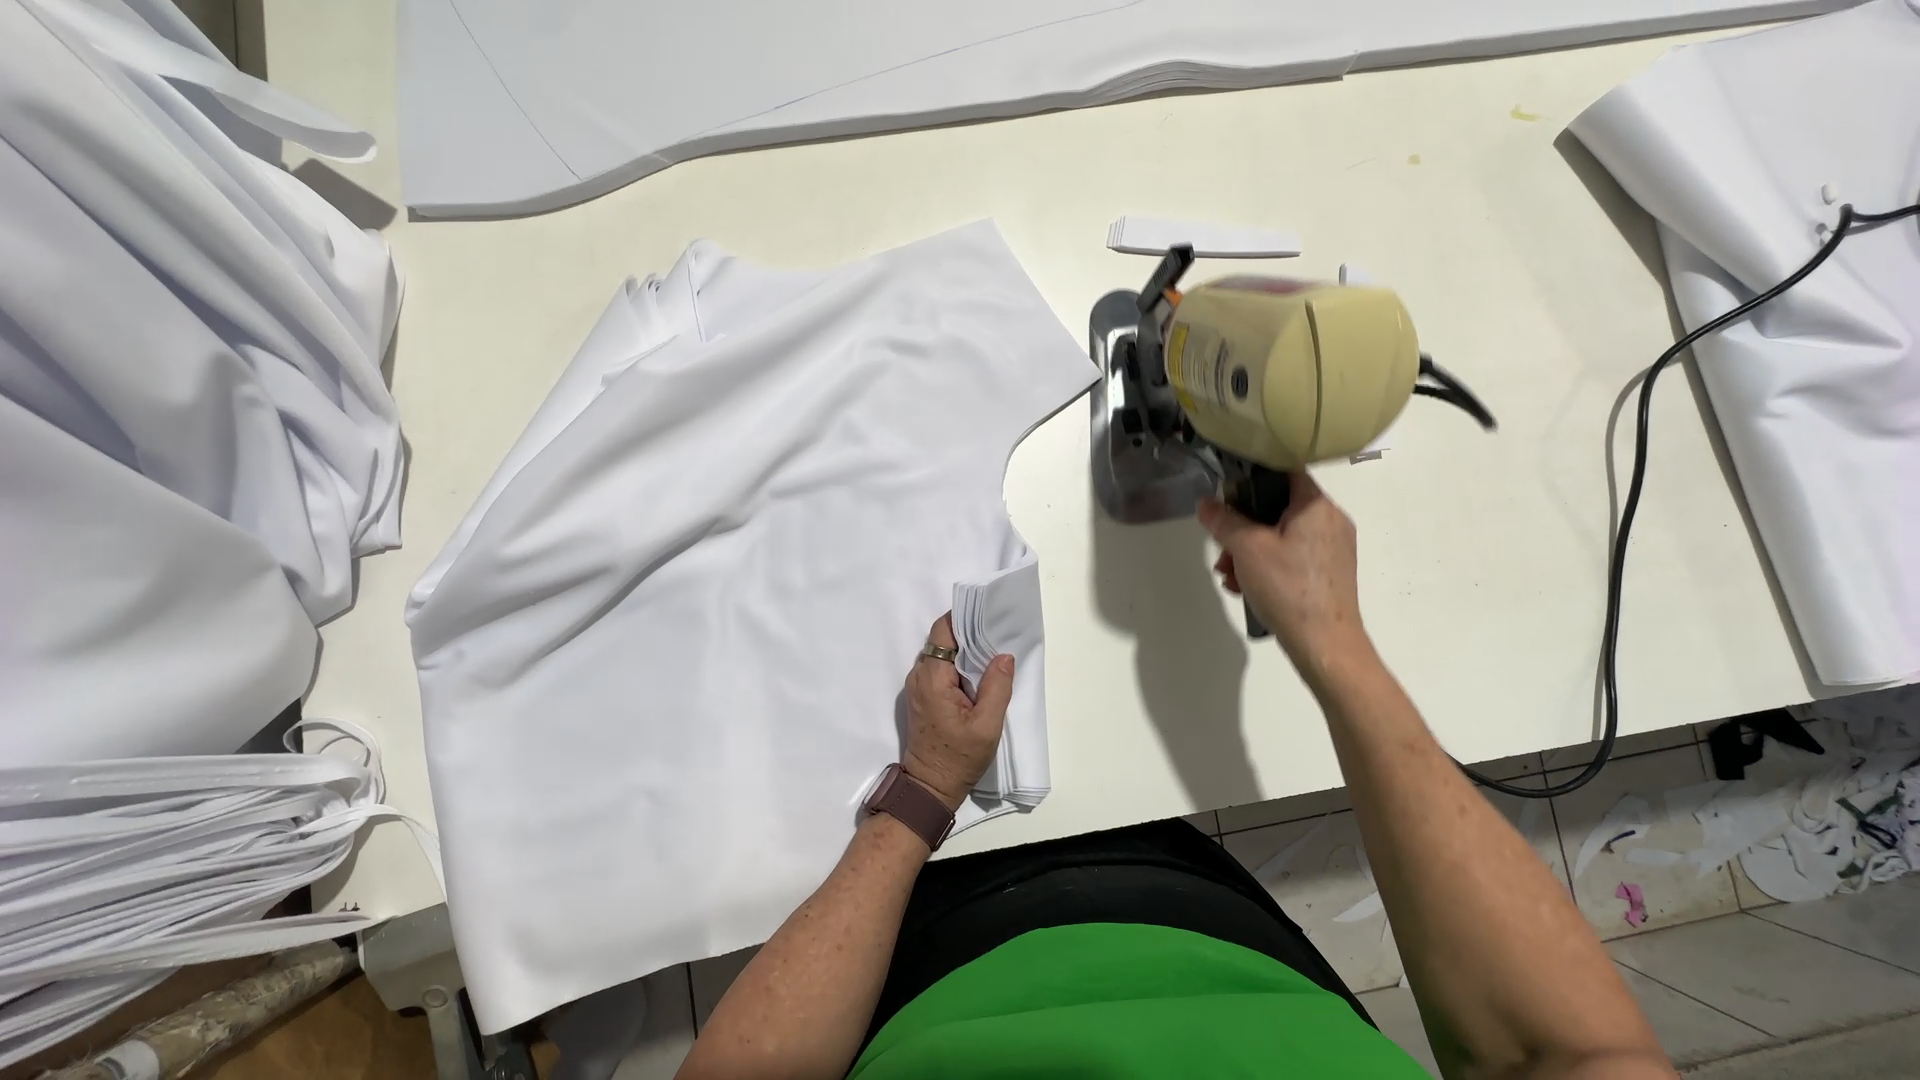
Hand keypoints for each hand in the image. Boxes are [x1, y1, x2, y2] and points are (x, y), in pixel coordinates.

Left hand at [902, 614, 1012, 809]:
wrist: (931, 786)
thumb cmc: (958, 758)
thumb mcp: (987, 725)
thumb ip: (996, 687)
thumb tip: (1003, 656)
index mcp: (932, 679)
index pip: (942, 633)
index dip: (962, 620)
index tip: (986, 616)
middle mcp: (919, 677)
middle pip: (941, 641)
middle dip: (967, 634)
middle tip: (995, 633)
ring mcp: (918, 687)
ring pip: (940, 654)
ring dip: (963, 651)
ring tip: (991, 651)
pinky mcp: (923, 696)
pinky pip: (939, 669)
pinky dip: (957, 665)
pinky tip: (979, 672)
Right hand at [1198, 471, 1367, 669]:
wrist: (1324, 642)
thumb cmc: (1287, 586)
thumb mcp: (1246, 549)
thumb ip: (1224, 521)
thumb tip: (1206, 503)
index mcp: (1317, 505)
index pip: (1285, 472)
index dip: (1253, 477)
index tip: (1228, 493)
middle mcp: (1331, 521)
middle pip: (1278, 509)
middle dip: (1243, 528)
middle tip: (1223, 549)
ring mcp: (1333, 549)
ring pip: (1282, 536)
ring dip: (1249, 552)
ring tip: (1229, 576)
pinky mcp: (1330, 573)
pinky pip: (1292, 557)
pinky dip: (1268, 566)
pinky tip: (1246, 588)